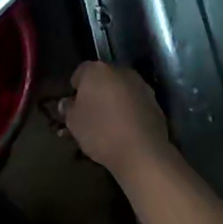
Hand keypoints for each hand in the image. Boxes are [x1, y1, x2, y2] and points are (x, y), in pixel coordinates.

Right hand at [65, 62, 173, 179]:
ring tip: (109, 124)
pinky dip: (130, 111)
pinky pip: (135, 103)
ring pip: (121, 90)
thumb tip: (67, 103)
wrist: (142, 153)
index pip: (80, 72)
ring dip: (114, 101)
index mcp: (96, 70)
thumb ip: (68, 109)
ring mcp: (141, 85)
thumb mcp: (74, 122)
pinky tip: (126, 130)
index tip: (74, 106)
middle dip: (96, 92)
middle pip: (103, 79)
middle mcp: (120, 71)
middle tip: (90, 114)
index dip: (76, 89)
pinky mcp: (155, 103)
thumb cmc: (101, 132)